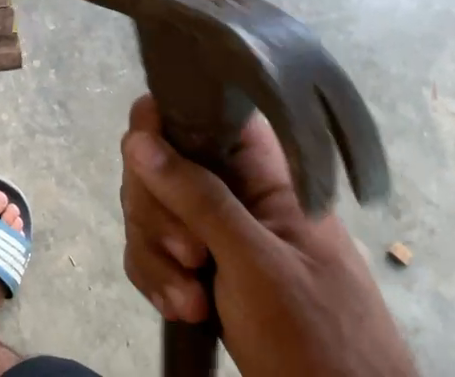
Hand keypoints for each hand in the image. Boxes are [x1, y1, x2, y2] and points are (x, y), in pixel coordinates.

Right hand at [119, 95, 415, 376]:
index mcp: (266, 179)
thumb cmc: (316, 338)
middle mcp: (238, 197)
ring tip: (190, 300)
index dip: (163, 125)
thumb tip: (138, 137)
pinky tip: (181, 309)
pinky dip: (155, 276)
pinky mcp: (200, 268)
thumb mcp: (256, 265)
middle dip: (155, 212)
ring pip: (149, 209)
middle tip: (189, 255)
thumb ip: (197, 197)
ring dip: (154, 254)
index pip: (203, 116)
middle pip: (160, 164)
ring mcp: (218, 234)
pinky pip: (151, 248)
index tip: (146, 159)